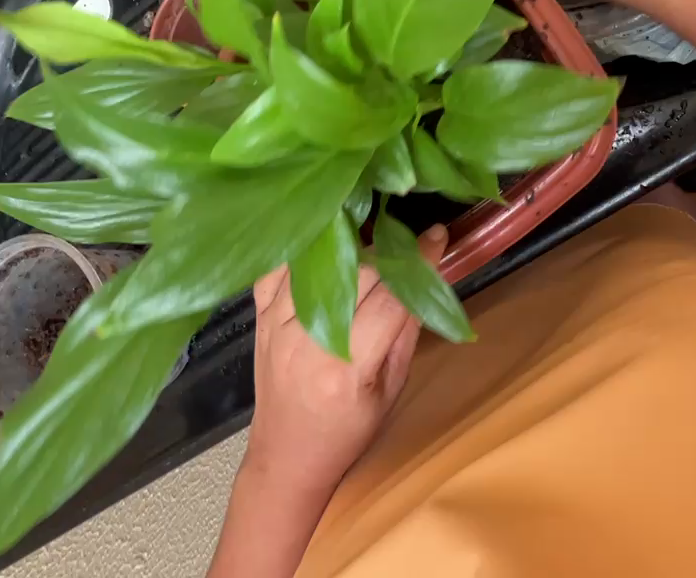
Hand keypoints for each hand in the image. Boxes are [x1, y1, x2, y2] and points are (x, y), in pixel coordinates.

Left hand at [242, 225, 446, 500]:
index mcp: (348, 368)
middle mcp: (308, 341)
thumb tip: (424, 275)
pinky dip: (302, 254)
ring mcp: (277, 325)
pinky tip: (324, 251)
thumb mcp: (391, 389)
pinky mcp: (259, 317)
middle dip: (387, 255)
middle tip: (404, 249)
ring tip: (368, 247)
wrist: (286, 456)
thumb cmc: (348, 431)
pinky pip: (278, 268)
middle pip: (357, 274)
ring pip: (320, 263)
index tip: (436, 237)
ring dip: (348, 248)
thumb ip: (406, 330)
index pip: (390, 298)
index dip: (418, 263)